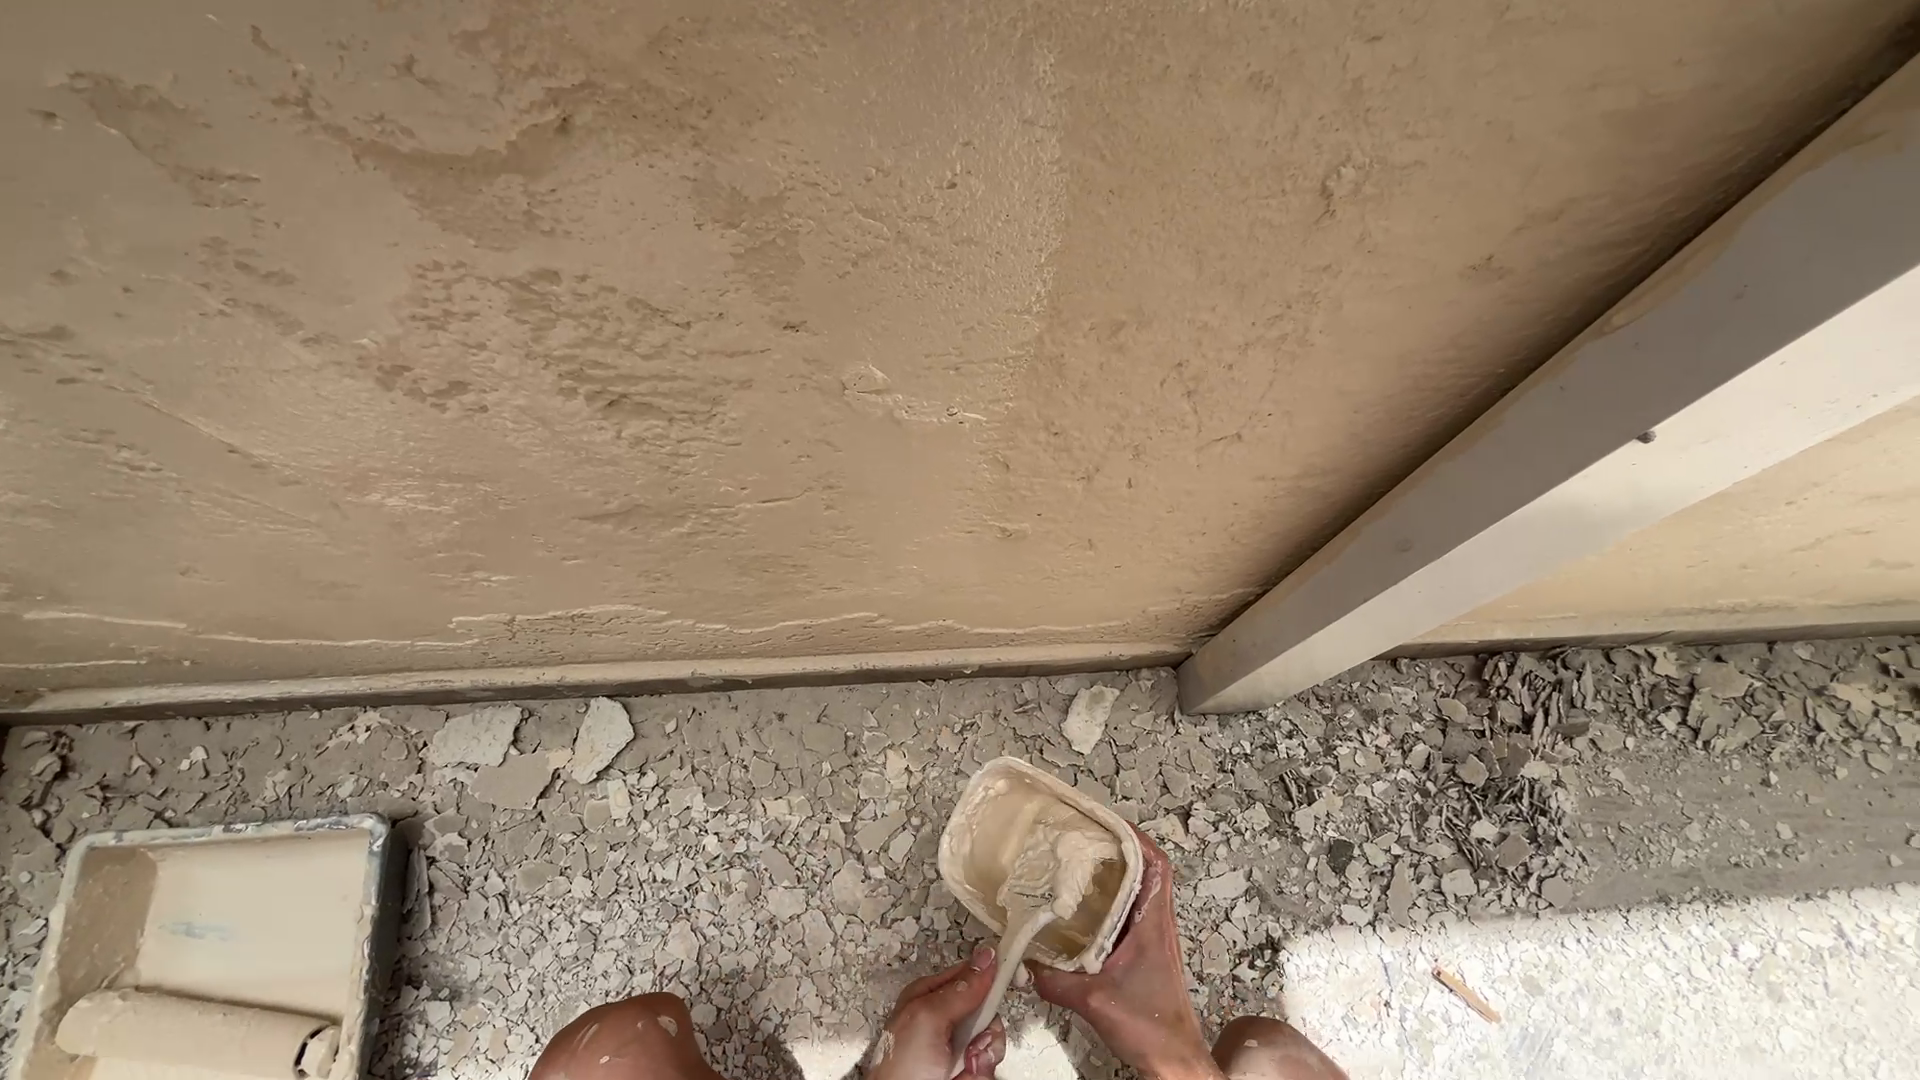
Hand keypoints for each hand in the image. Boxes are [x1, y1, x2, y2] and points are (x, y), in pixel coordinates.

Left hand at [867, 946, 1006, 1079]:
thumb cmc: (901, 1071)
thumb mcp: (928, 1019)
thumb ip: (959, 989)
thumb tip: (985, 957)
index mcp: (931, 995)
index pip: (970, 973)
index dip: (991, 975)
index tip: (1008, 975)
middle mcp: (946, 1019)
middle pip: (988, 1008)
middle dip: (987, 1027)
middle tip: (974, 1041)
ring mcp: (957, 1046)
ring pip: (992, 1038)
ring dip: (985, 1053)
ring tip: (966, 1066)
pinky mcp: (967, 1069)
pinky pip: (990, 1063)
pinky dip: (982, 1072)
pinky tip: (966, 1077)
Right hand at [1025, 831, 1221, 1079]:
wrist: (1174, 1060)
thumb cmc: (1151, 1028)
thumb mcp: (1095, 1001)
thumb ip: (1055, 981)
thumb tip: (1023, 963)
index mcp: (1153, 922)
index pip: (1156, 864)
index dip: (1136, 837)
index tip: (1108, 821)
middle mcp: (1157, 923)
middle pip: (1147, 868)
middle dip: (1120, 846)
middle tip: (1087, 835)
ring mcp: (1153, 937)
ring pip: (1140, 888)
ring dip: (1117, 871)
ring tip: (1082, 860)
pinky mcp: (1146, 951)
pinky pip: (1130, 911)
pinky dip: (1111, 899)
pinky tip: (1085, 906)